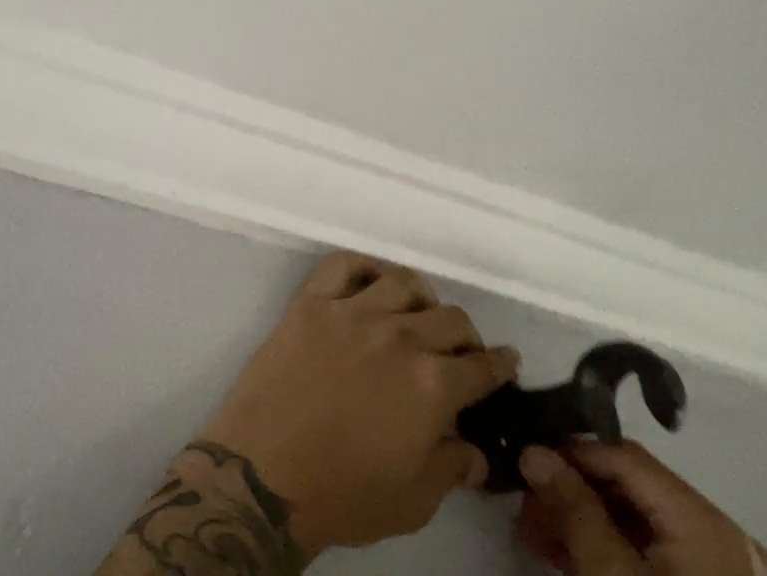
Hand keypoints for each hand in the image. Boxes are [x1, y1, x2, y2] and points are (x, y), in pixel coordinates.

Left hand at [197, 252, 519, 556]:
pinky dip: (363, 267)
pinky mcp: (311, 304)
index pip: (483, 366)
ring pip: (404, 283)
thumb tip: (476, 452)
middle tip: (459, 352)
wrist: (261, 476)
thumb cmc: (342, 494)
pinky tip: (369, 282)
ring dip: (421, 298)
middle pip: (451, 319)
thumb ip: (453, 468)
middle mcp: (401, 338)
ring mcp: (353, 313)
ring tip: (417, 313)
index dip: (500, 365)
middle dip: (465, 337)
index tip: (505, 363)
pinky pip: (342, 265)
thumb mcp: (414, 501)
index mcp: (434, 386)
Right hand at [516, 442, 766, 574]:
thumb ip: (574, 508)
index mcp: (706, 523)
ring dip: (585, 520)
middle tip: (524, 503)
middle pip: (635, 489)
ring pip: (640, 523)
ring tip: (534, 531)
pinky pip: (652, 554)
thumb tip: (534, 451)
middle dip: (575, 490)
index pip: (629, 459)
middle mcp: (721, 536)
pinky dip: (609, 548)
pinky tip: (566, 555)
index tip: (526, 459)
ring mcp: (717, 568)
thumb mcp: (609, 575)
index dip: (575, 453)